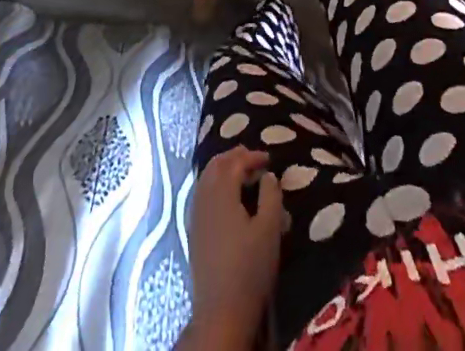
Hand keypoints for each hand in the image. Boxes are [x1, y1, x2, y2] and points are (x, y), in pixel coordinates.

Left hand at [186, 147, 282, 347]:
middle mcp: (203, 196)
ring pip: (205, 177)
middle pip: (215, 166)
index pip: (234, 163)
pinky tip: (224, 194)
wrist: (221, 306)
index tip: (268, 158)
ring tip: (239, 171)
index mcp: (221, 193)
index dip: (251, 157)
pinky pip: (201, 191)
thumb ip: (271, 197)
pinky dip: (213, 182)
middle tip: (252, 157)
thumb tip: (268, 175)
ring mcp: (195, 212)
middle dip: (233, 157)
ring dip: (222, 168)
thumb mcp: (269, 230)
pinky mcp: (193, 227)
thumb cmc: (250, 267)